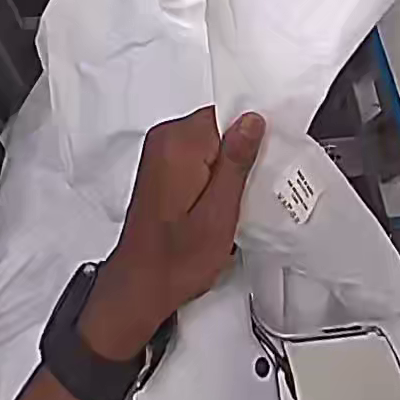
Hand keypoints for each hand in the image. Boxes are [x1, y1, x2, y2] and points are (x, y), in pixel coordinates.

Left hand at [79, 107, 265, 359]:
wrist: (140, 287)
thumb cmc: (176, 258)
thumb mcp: (220, 212)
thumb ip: (237, 160)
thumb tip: (252, 120)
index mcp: (179, 144)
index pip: (228, 113)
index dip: (250, 137)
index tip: (258, 164)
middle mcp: (165, 139)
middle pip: (220, 124)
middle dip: (238, 153)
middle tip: (243, 190)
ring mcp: (161, 151)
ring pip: (212, 139)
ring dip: (226, 165)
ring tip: (228, 201)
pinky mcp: (162, 164)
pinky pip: (199, 152)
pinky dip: (213, 171)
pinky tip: (216, 201)